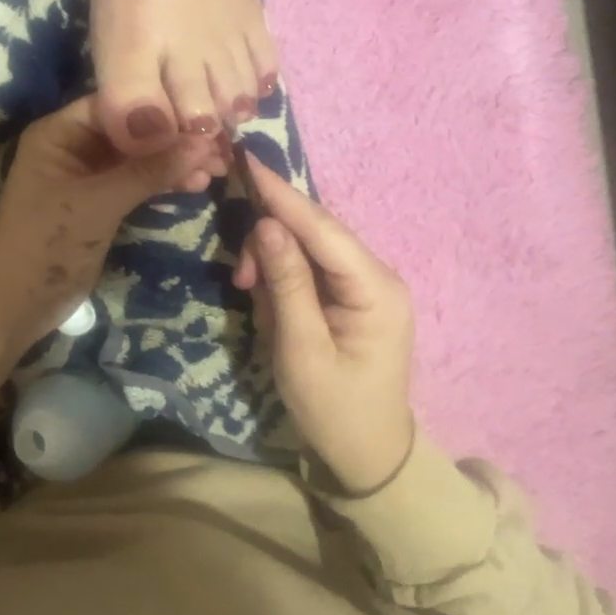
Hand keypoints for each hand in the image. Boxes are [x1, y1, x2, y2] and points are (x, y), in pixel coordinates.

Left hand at [0, 97, 224, 342]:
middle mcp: (72, 145)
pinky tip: (197, 184)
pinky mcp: (100, 202)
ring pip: (138, 157)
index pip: (114, 103)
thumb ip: (148, 171)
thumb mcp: (99, 204)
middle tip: (221, 144)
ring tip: (217, 166)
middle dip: (172, 138)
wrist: (19, 305)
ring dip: (173, 162)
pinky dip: (163, 182)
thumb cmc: (47, 245)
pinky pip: (137, 182)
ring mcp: (87, 175)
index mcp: (58, 133)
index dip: (159, 107)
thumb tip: (204, 142)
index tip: (206, 116)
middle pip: (130, 129)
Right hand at [235, 154, 415, 494]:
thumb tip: (266, 224)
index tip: (248, 158)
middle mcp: (375, 276)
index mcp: (375, 289)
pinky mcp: (349, 295)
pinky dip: (282, 273)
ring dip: (272, 259)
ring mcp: (364, 284)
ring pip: (308, 245)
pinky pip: (309, 266)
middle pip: (315, 230)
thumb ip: (286, 283)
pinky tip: (266, 296)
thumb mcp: (301, 349)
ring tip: (250, 293)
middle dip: (270, 236)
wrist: (368, 456)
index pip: (322, 228)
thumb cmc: (334, 409)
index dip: (282, 193)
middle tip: (240, 274)